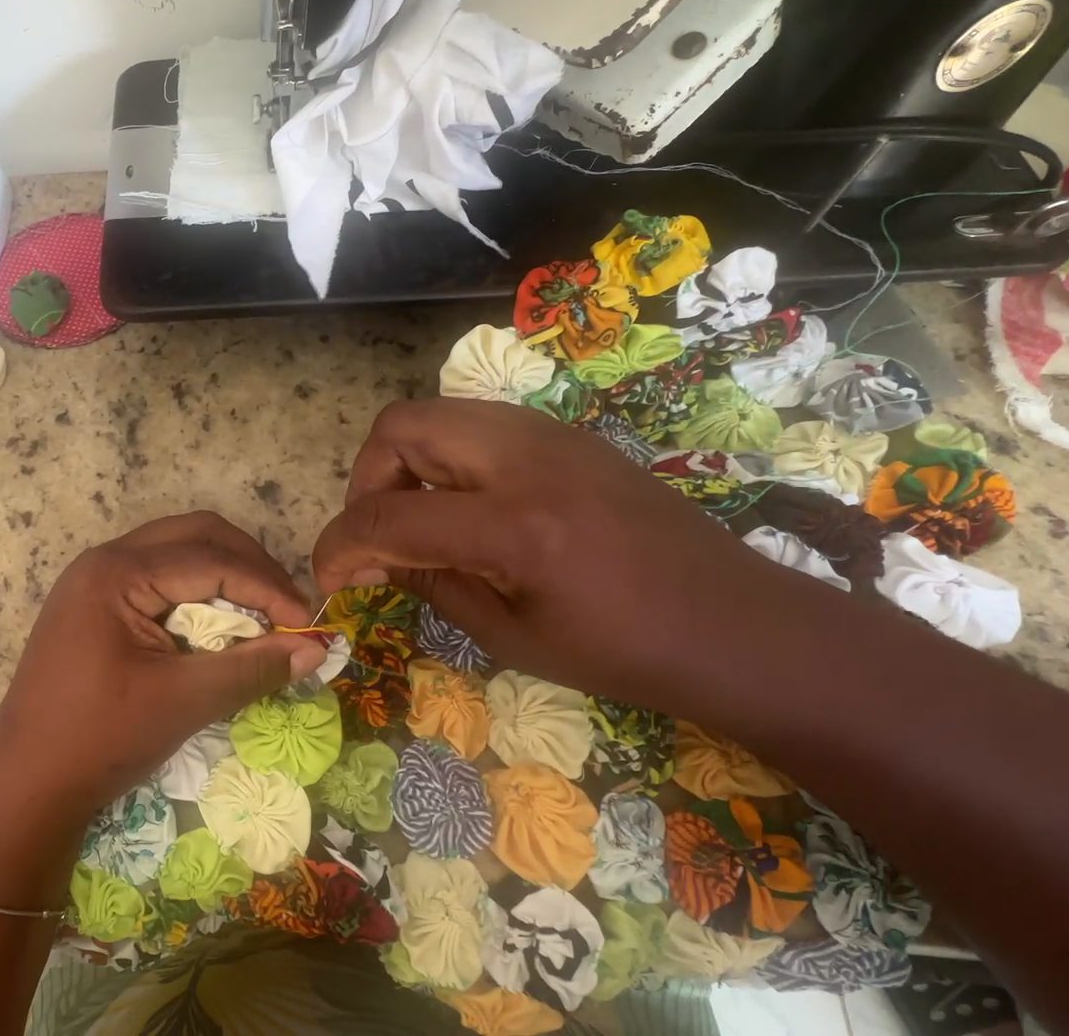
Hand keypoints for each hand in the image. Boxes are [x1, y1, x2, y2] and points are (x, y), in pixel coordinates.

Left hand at [0, 512, 327, 818]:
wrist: (24, 780)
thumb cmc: (99, 738)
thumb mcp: (183, 701)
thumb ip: (252, 667)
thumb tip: (317, 648)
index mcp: (116, 573)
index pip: (210, 558)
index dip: (266, 587)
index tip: (306, 624)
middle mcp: (103, 561)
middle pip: (194, 536)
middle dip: (248, 566)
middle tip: (286, 610)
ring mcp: (94, 581)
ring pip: (176, 552)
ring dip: (223, 576)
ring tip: (260, 617)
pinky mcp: (94, 605)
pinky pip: (157, 578)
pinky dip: (195, 593)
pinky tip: (217, 627)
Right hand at [311, 398, 827, 707]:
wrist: (739, 626)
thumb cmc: (626, 653)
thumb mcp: (509, 636)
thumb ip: (428, 583)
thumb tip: (370, 559)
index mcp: (512, 525)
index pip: (386, 513)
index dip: (337, 545)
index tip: (329, 577)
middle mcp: (526, 459)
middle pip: (399, 427)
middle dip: (367, 481)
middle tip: (380, 535)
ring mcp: (551, 435)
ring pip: (436, 415)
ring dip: (405, 465)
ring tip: (419, 522)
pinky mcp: (567, 434)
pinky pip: (477, 425)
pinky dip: (446, 459)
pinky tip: (467, 510)